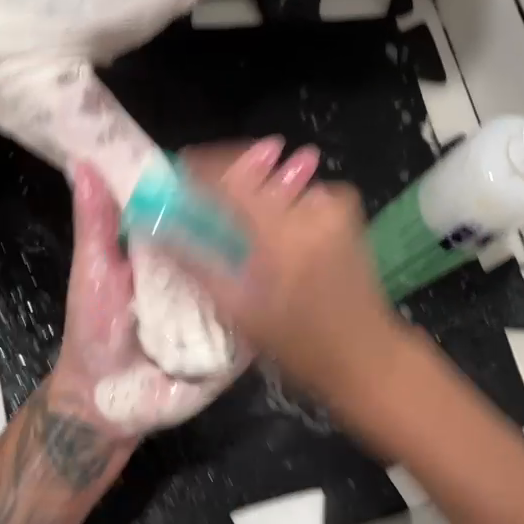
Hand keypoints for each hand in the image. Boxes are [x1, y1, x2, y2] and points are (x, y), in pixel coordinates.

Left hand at [45, 146, 314, 435]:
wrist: (105, 402)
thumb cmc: (95, 332)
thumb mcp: (94, 269)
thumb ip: (98, 220)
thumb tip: (83, 162)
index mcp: (175, 246)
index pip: (212, 200)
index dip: (238, 174)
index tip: (264, 150)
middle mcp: (206, 267)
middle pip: (247, 221)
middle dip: (277, 189)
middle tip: (303, 160)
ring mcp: (228, 301)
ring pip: (264, 256)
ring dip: (293, 222)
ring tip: (318, 191)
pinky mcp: (240, 336)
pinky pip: (267, 306)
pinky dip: (291, 280)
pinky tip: (315, 253)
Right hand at [171, 141, 412, 412]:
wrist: (368, 354)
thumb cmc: (299, 344)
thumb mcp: (239, 309)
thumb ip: (196, 260)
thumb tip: (156, 226)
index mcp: (282, 233)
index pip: (230, 178)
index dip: (198, 169)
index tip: (175, 172)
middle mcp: (310, 207)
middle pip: (255, 172)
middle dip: (224, 179)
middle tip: (200, 196)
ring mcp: (334, 205)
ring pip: (277, 182)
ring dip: (256, 193)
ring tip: (241, 221)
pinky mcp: (348, 210)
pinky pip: (301, 193)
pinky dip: (284, 205)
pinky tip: (277, 231)